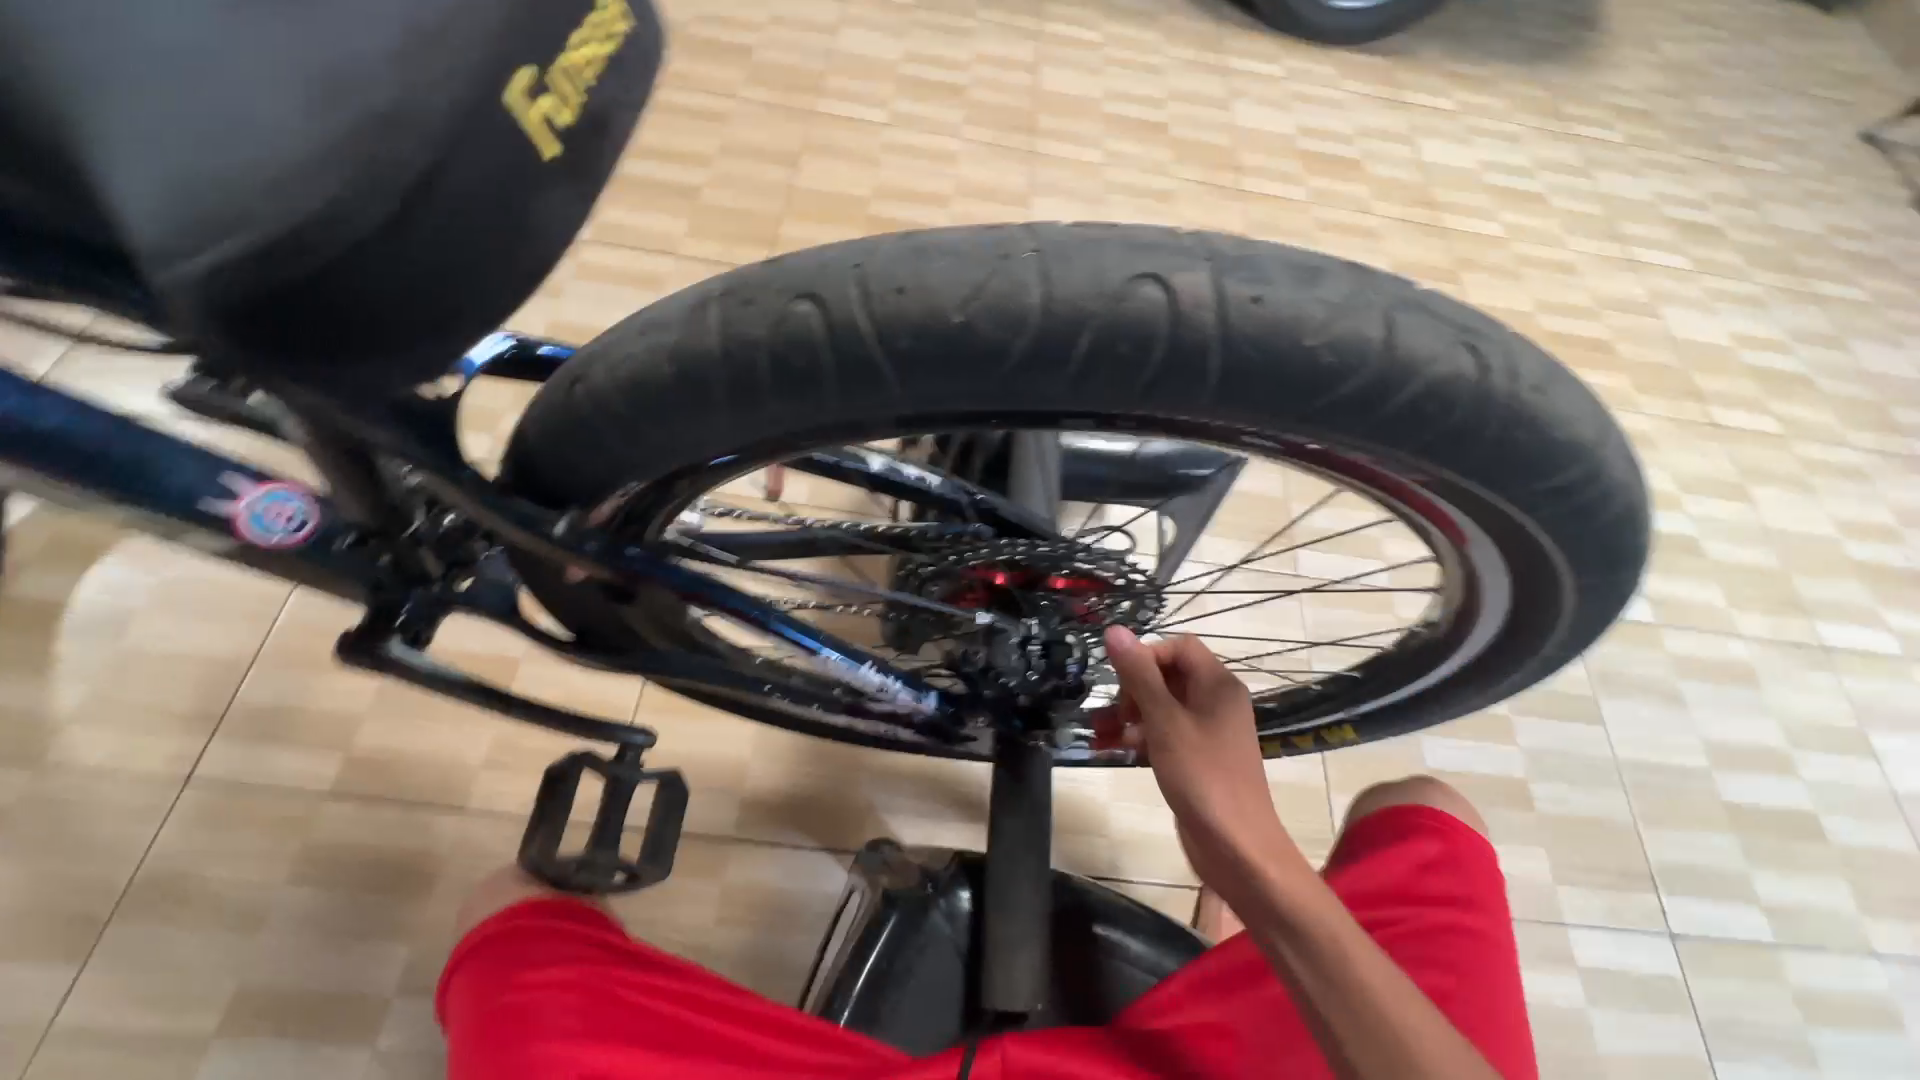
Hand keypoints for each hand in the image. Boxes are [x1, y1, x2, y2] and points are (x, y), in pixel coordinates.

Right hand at [1097, 626, 1297, 897]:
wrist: (1236, 846)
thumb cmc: (1203, 777)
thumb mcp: (1165, 722)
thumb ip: (1139, 675)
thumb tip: (1114, 630)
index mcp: (1218, 685)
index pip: (1179, 647)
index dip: (1146, 656)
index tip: (1121, 681)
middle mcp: (1217, 702)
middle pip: (1168, 675)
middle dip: (1133, 689)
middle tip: (1115, 713)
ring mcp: (1208, 732)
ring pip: (1162, 707)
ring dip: (1130, 715)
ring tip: (1101, 734)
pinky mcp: (1198, 758)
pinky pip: (1165, 734)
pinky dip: (1141, 737)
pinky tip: (1114, 750)